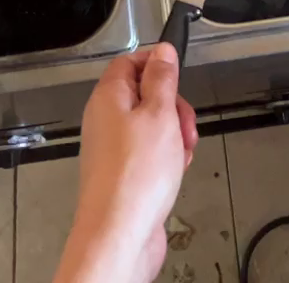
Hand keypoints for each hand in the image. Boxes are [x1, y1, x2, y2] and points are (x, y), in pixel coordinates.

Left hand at [54, 43, 198, 282]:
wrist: (119, 236)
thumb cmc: (135, 176)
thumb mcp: (159, 114)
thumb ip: (163, 78)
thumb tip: (162, 52)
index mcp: (108, 96)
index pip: (130, 61)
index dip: (156, 63)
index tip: (177, 73)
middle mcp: (105, 119)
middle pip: (144, 93)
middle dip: (172, 105)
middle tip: (183, 122)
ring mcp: (113, 148)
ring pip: (151, 125)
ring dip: (173, 134)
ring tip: (181, 152)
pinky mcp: (123, 173)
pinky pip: (149, 152)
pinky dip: (166, 157)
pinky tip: (174, 170)